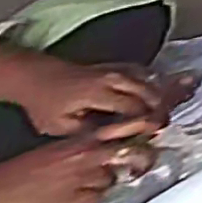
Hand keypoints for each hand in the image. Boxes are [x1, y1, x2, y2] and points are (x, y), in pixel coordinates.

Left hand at [0, 45, 168, 137]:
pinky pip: (147, 74)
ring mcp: (120, 69)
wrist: (39, 77)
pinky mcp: (122, 65)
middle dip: (158, 108)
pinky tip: (155, 95)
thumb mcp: (58, 126)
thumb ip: (87, 132)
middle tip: (161, 123)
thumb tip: (112, 137)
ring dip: (159, 96)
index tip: (152, 131)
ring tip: (161, 111)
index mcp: (99, 94)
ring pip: (151, 82)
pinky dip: (154, 84)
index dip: (145, 120)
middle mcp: (115, 79)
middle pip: (149, 92)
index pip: (133, 107)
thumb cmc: (46, 105)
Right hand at [0, 129, 153, 202]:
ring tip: (94, 186)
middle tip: (144, 165)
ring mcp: (80, 177)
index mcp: (81, 139)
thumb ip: (82, 148)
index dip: (148, 127)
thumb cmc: (9, 174)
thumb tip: (107, 150)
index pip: (130, 124)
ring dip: (109, 182)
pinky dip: (91, 201)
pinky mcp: (68, 200)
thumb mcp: (52, 151)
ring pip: (115, 177)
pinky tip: (75, 201)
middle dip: (146, 157)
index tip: (159, 129)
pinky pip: (95, 199)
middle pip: (136, 150)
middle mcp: (86, 154)